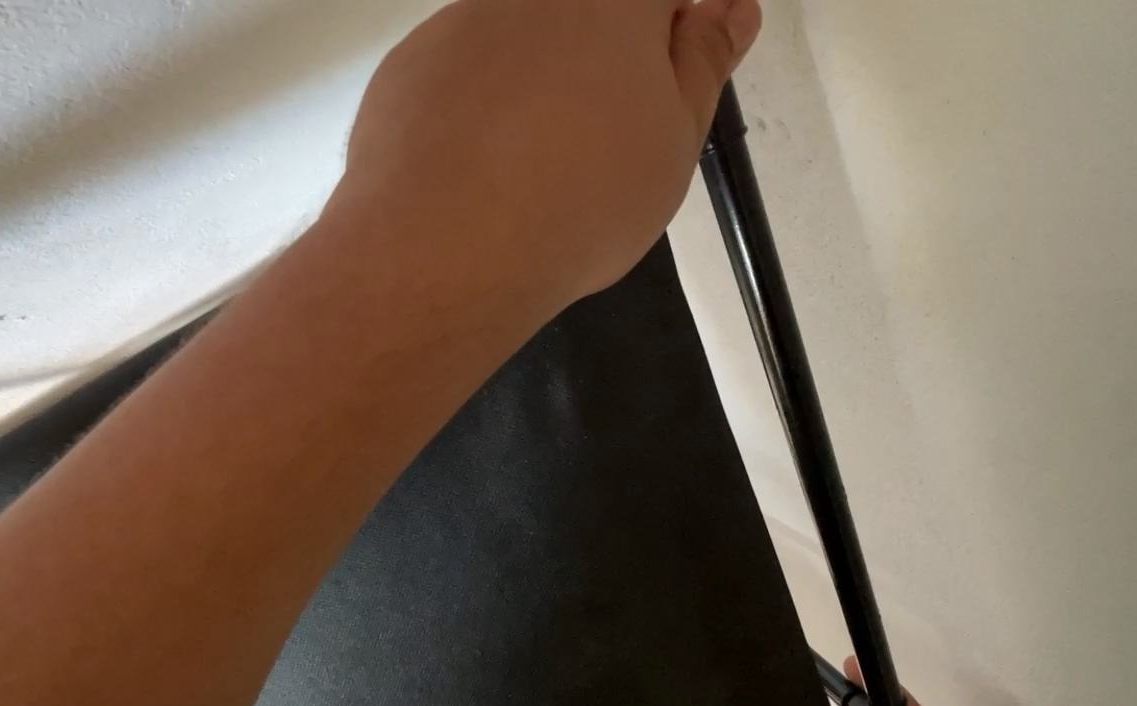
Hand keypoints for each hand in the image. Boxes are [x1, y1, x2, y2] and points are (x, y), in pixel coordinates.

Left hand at [328, 0, 762, 319]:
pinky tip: (477, 178)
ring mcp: (462, 21)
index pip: (659, 2)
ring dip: (537, 92)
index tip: (671, 84)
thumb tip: (727, 10)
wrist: (448, 251)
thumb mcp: (674, 144)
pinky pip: (459, 81)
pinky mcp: (409, 68)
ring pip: (519, 47)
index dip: (672, 41)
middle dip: (604, 68)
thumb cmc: (581, 203)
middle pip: (585, 18)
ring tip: (533, 174)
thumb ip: (704, 63)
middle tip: (601, 145)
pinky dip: (476, 117)